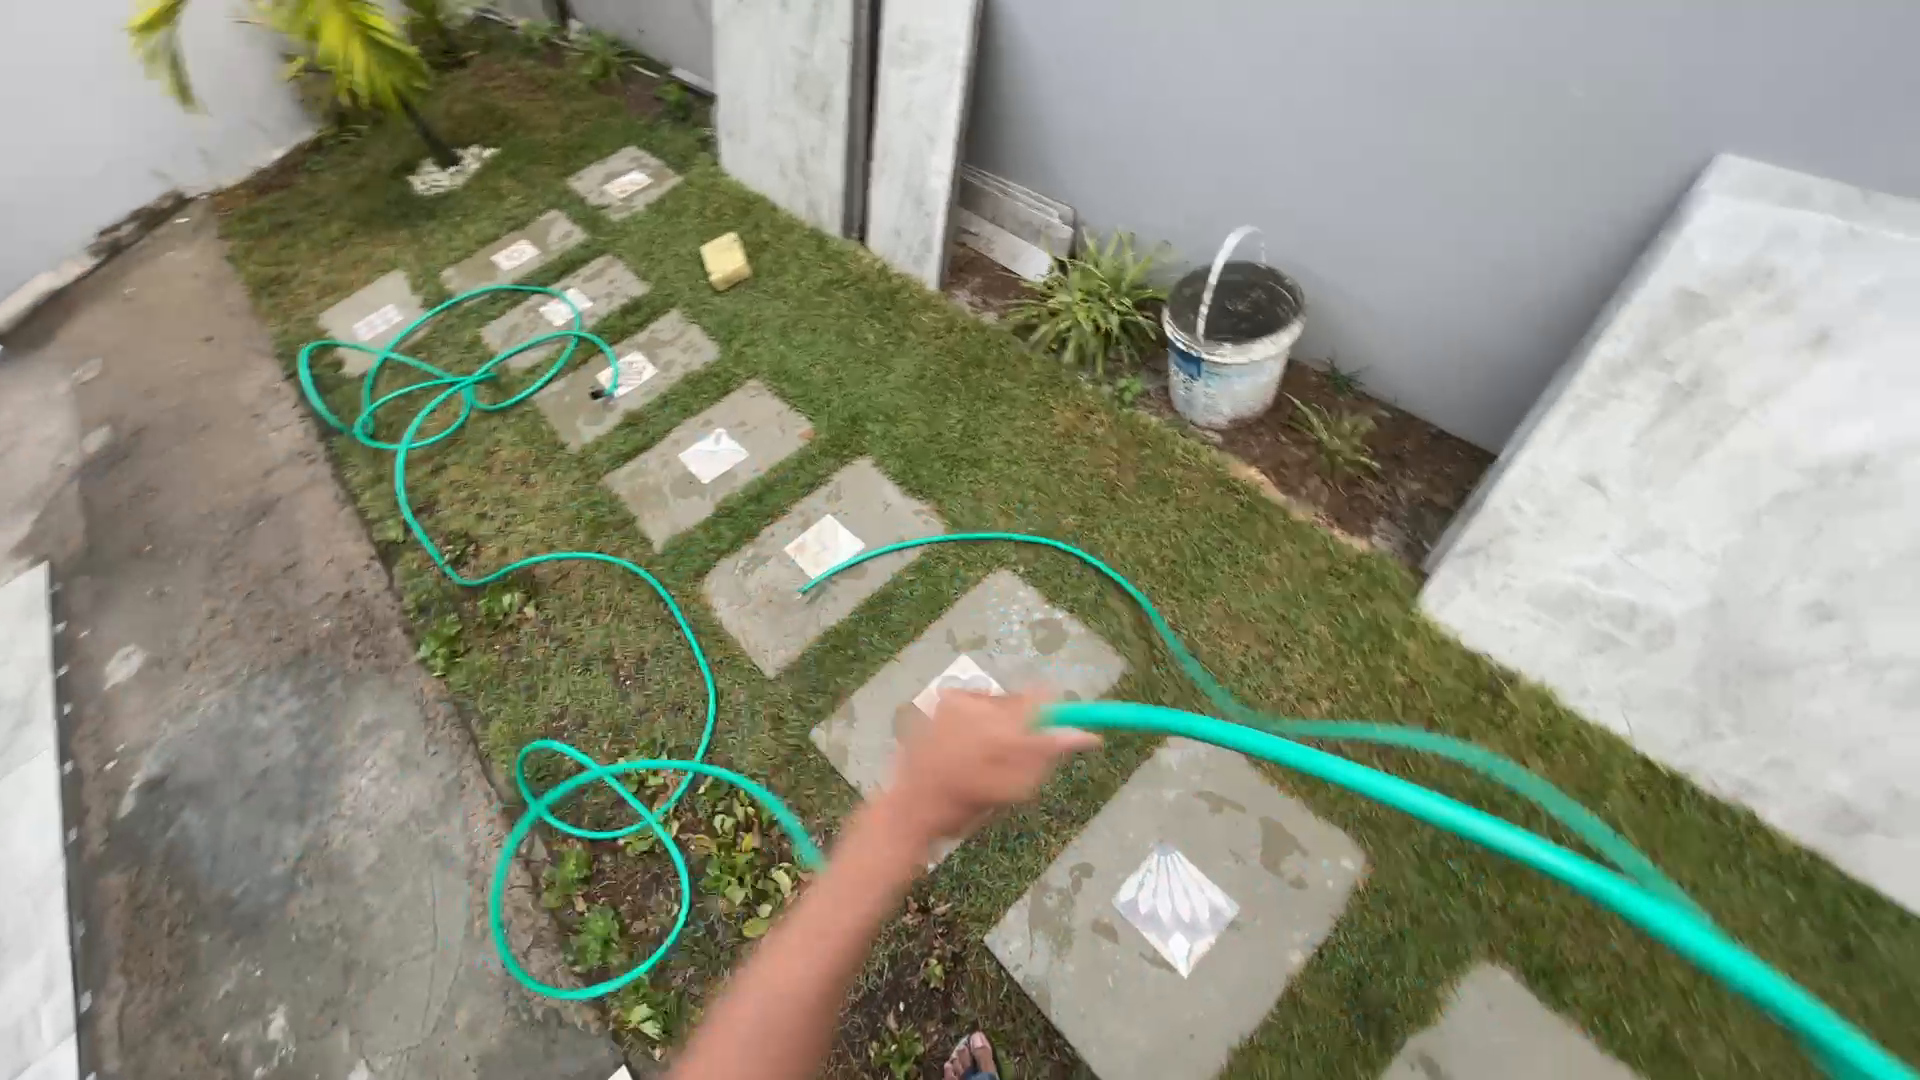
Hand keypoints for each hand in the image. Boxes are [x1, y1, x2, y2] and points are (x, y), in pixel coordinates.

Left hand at [882, 686, 1100, 845]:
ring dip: (1000, 721)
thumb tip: (1086, 734)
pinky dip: (979, 717)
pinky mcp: (944, 699)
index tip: (1062, 726)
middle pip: (1021, 701)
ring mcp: (958, 698)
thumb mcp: (1015, 789)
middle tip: (1012, 756)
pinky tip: (967, 742)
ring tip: (984, 754)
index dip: (1056, 712)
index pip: (1043, 701)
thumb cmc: (966, 805)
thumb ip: (1047, 755)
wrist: (913, 804)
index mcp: (1000, 731)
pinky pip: (977, 701)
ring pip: (999, 702)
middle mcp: (980, 705)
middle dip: (1025, 724)